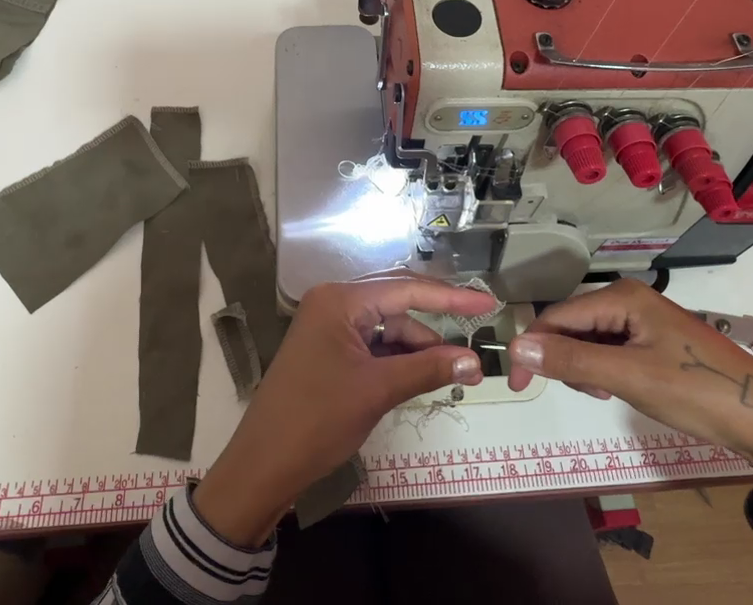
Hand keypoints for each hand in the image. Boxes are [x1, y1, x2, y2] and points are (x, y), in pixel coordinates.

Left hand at [192, 277, 494, 545]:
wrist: (264, 464)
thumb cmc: (317, 419)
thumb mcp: (378, 390)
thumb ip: (428, 369)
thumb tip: (475, 360)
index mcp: (339, 300)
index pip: (406, 289)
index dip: (451, 295)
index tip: (488, 301)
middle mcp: (333, 303)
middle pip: (397, 301)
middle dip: (437, 318)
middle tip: (478, 325)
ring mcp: (329, 326)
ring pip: (387, 325)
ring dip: (419, 345)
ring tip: (454, 369)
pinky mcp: (329, 350)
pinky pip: (373, 343)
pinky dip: (399, 357)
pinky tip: (424, 373)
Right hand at [507, 278, 752, 455]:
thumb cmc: (696, 390)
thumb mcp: (627, 377)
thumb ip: (570, 359)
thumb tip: (515, 345)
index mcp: (622, 297)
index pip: (557, 316)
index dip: (533, 348)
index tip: (520, 386)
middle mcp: (629, 299)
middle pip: (571, 325)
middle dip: (565, 359)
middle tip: (588, 393)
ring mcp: (643, 319)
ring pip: (589, 339)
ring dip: (585, 368)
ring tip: (607, 393)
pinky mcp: (654, 340)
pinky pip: (610, 348)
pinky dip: (604, 370)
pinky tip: (619, 389)